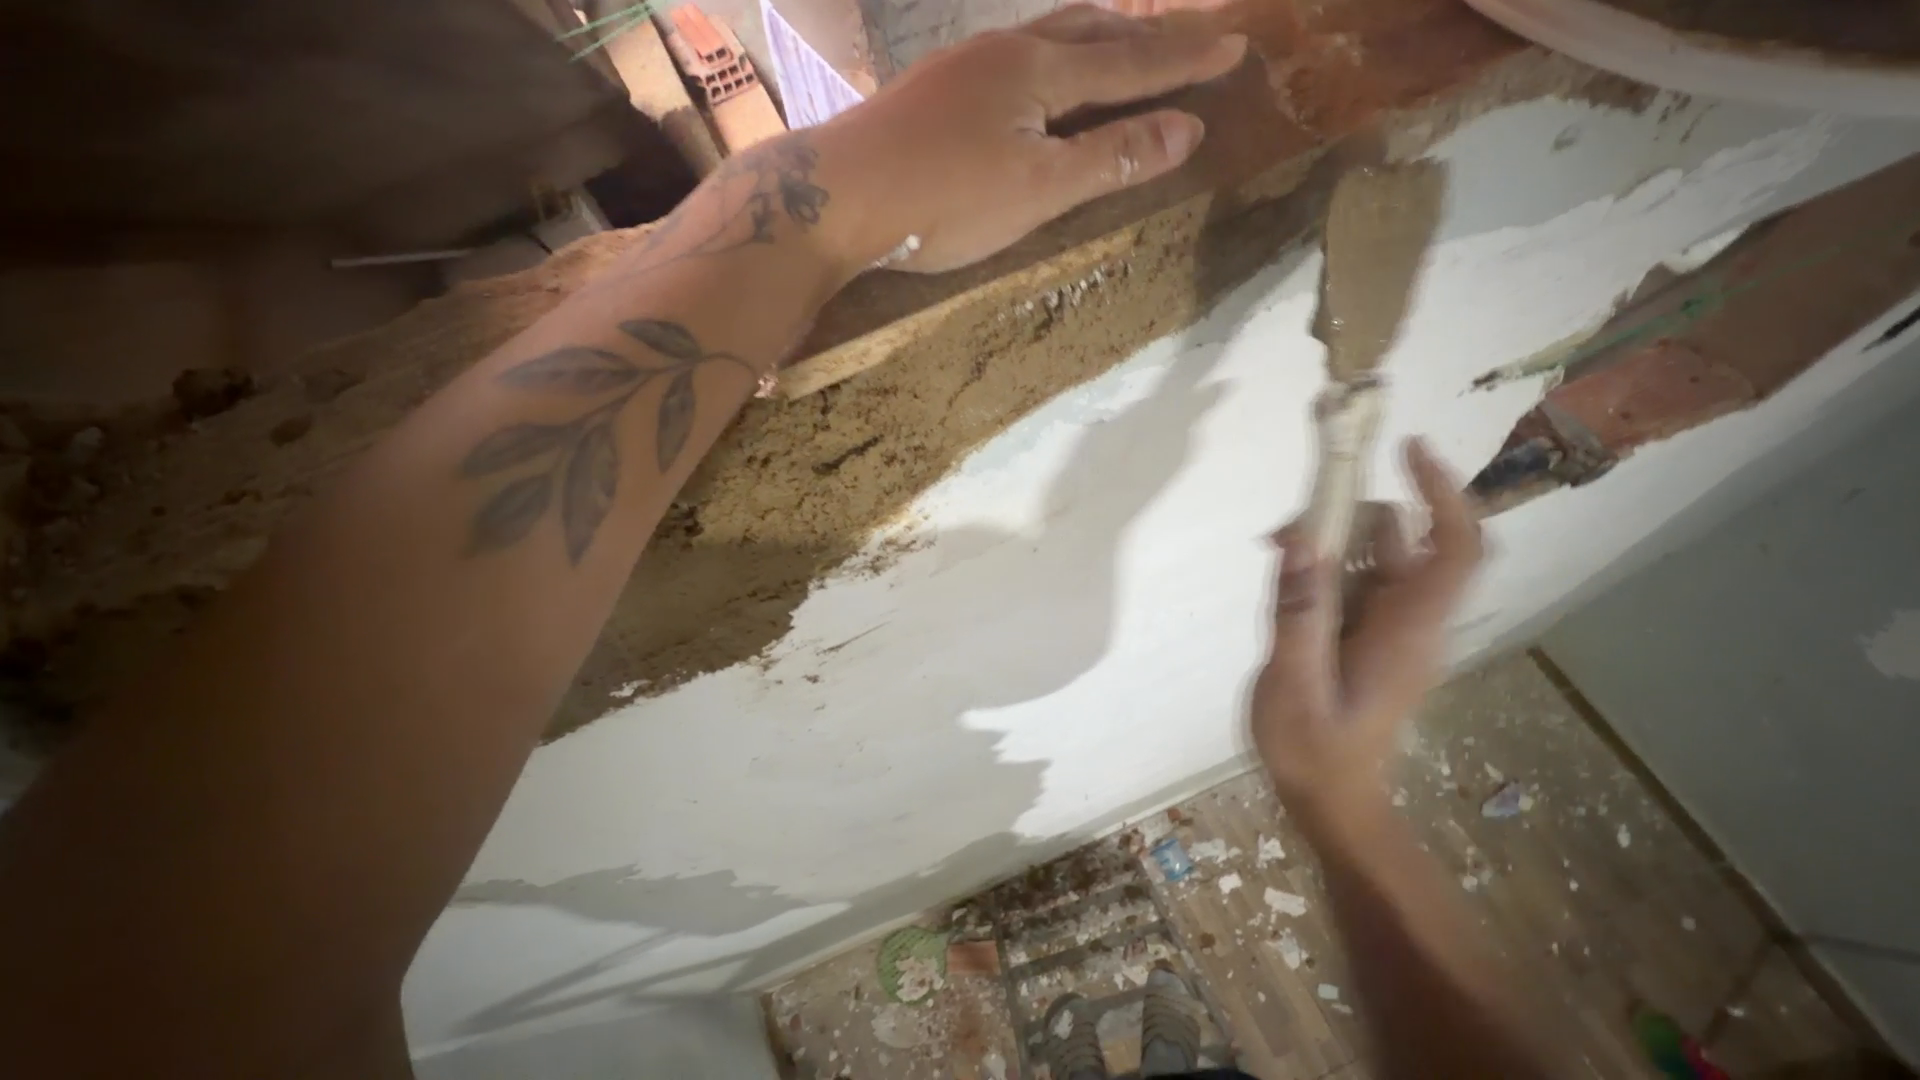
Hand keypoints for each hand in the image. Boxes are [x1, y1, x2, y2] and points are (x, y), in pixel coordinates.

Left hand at [810, 5, 1247, 272]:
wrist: (834, 196)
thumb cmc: (942, 200)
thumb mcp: (1039, 189)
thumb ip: (1112, 158)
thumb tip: (1187, 130)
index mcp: (1039, 71)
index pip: (1131, 60)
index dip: (1185, 59)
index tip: (1235, 44)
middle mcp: (1003, 52)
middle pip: (1090, 28)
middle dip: (1146, 32)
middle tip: (1189, 30)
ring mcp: (961, 67)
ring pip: (1046, 36)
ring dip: (1094, 35)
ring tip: (1122, 38)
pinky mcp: (931, 90)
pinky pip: (1010, 58)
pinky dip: (1048, 57)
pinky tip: (1037, 75)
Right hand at [1251, 440, 1484, 820]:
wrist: (1332, 801)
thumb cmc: (1315, 750)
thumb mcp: (1294, 683)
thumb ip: (1298, 613)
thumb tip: (1299, 540)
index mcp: (1409, 631)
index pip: (1454, 548)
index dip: (1442, 492)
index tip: (1408, 449)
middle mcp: (1412, 622)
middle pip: (1408, 543)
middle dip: (1358, 511)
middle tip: (1294, 514)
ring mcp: (1393, 630)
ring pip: (1378, 560)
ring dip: (1333, 538)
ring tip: (1275, 542)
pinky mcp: (1372, 639)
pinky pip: (1357, 584)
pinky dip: (1324, 567)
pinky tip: (1284, 575)